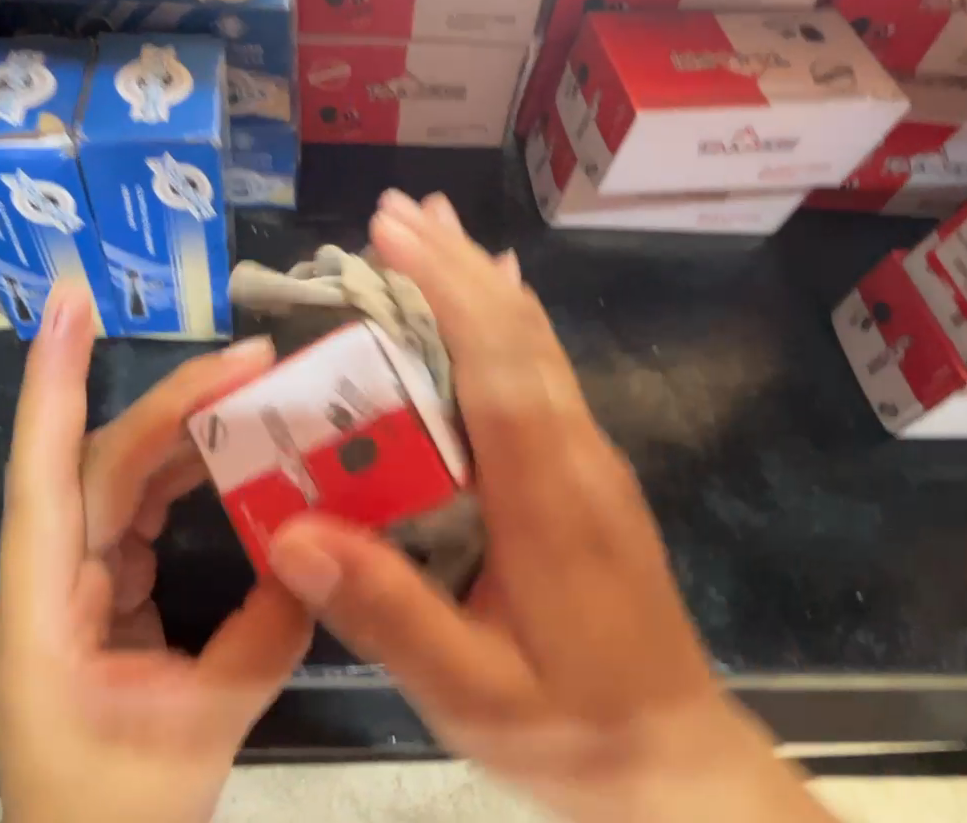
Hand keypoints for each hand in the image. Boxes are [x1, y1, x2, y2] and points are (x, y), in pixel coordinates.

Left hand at [0, 285, 312, 822]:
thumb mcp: (204, 728)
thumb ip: (261, 636)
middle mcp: (46, 577)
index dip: (53, 385)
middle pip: (103, 464)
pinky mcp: (99, 589)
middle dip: (172, 403)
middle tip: (251, 358)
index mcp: (44, 610)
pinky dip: (183, 475)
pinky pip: (137, 511)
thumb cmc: (120, 813)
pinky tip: (227, 451)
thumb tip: (313, 546)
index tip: (69, 306)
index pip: (46, 477)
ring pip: (120, 479)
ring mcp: (70, 580)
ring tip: (250, 388)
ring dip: (181, 431)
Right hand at [265, 193, 832, 822]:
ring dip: (484, 280)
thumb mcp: (469, 693)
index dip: (447, 288)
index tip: (394, 231)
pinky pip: (543, 375)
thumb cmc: (572, 727)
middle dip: (457, 263)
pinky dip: (509, 322)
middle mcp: (575, 456)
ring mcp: (588, 461)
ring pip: (536, 346)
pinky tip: (497, 302)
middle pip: (520, 334)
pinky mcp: (587, 476)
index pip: (497, 363)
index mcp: (547, 496)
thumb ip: (386, 613)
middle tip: (398, 207)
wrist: (676, 760)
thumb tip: (290, 533)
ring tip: (437, 227)